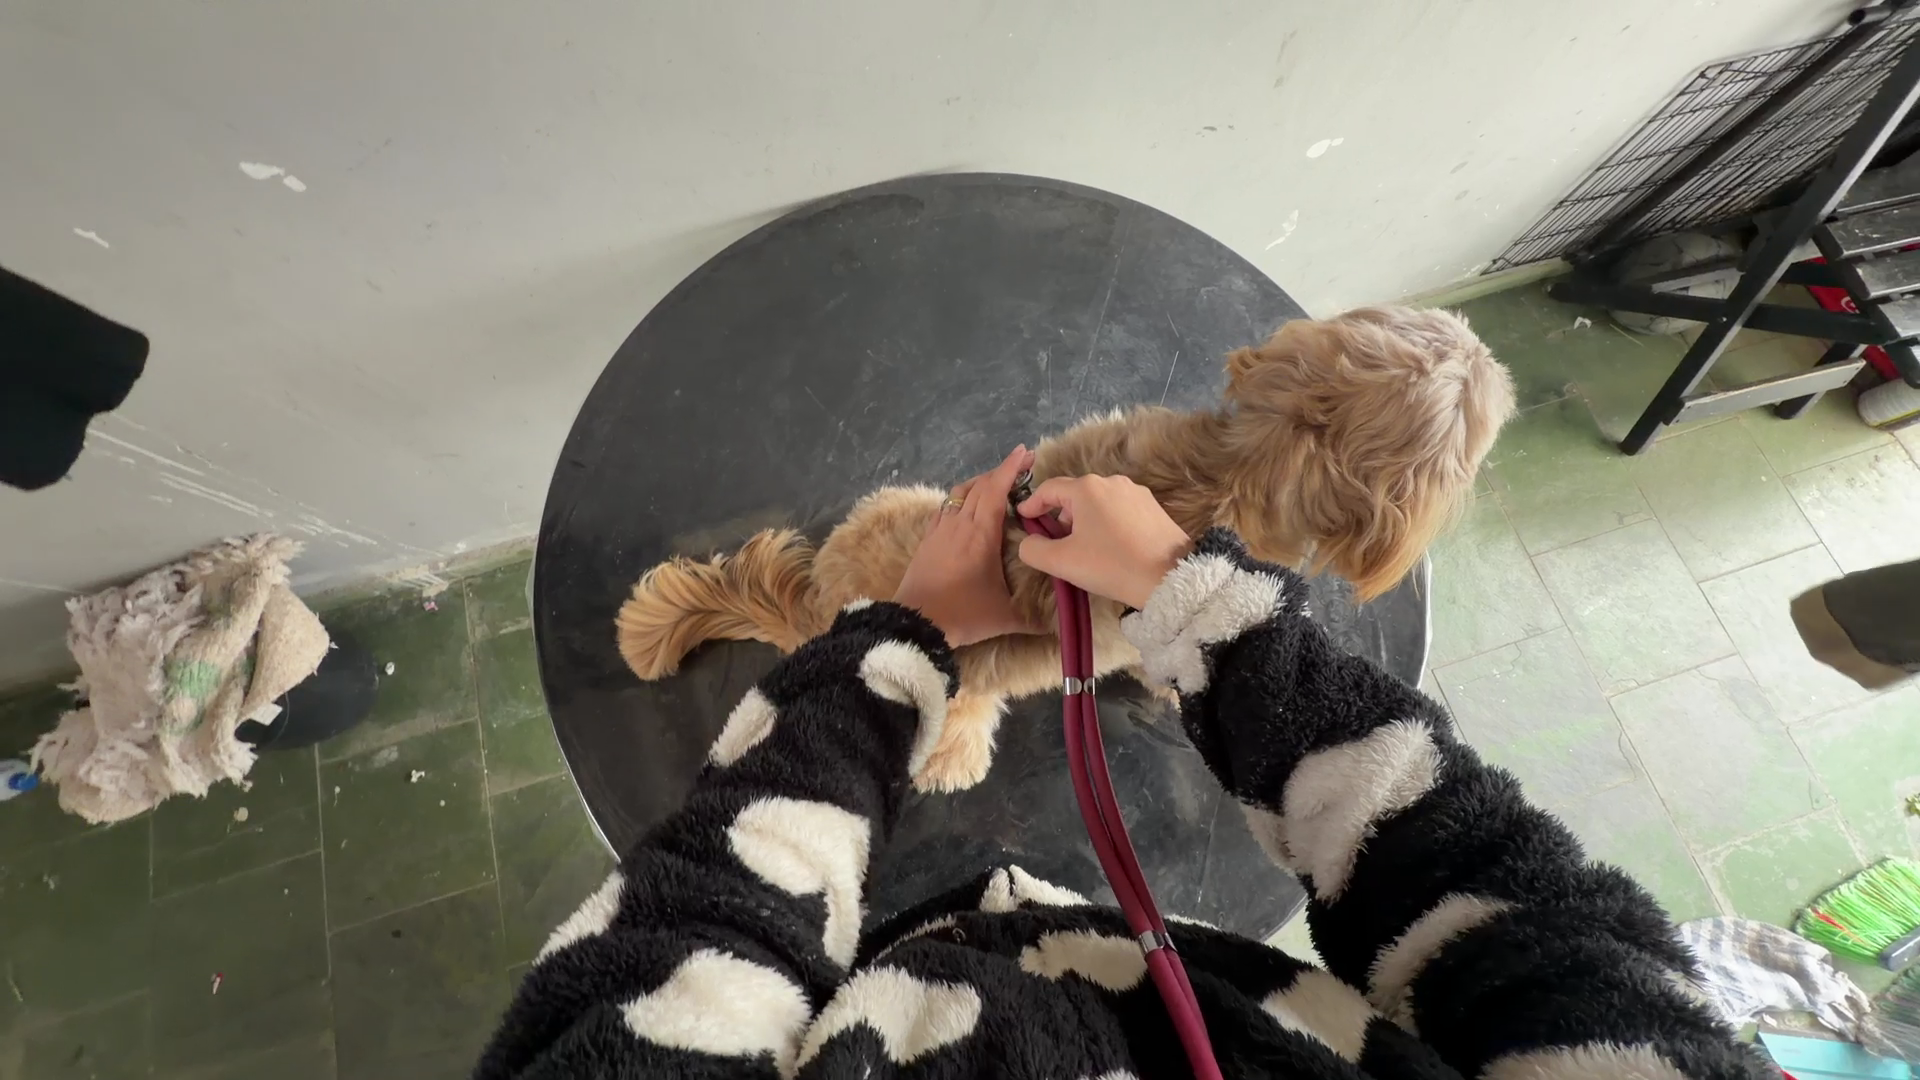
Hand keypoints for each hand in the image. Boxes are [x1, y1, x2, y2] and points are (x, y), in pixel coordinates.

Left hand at [892, 446, 1037, 646]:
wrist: (915, 624)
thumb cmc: (963, 614)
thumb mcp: (1005, 617)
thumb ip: (1036, 617)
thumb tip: (1062, 621)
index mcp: (981, 533)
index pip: (995, 489)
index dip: (1011, 467)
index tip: (1025, 453)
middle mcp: (959, 524)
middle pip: (979, 485)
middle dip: (1000, 471)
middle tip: (1021, 467)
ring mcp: (940, 530)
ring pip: (960, 493)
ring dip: (979, 483)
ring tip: (996, 485)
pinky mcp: (927, 540)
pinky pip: (946, 507)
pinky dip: (961, 498)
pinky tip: (966, 508)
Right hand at [1016, 475, 1192, 608]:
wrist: (1170, 577)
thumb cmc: (1110, 565)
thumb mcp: (1062, 562)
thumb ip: (1033, 549)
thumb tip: (1028, 541)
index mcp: (1086, 488)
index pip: (1049, 489)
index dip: (1032, 504)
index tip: (1023, 519)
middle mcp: (1111, 481)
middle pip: (1074, 495)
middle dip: (1060, 516)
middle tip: (1055, 543)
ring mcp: (1136, 492)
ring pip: (1098, 502)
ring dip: (1084, 521)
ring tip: (1083, 548)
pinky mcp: (1153, 507)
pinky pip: (1118, 510)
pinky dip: (1106, 523)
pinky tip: (1109, 547)